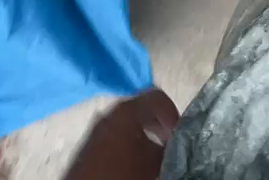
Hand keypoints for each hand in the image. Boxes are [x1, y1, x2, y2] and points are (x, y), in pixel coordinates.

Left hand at [61, 90, 179, 179]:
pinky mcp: (89, 143)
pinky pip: (114, 133)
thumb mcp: (153, 162)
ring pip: (127, 121)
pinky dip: (127, 140)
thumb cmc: (122, 172)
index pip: (157, 96)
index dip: (172, 111)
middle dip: (158, 122)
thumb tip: (176, 144)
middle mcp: (111, 111)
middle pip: (141, 107)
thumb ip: (168, 148)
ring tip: (152, 153)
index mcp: (128, 109)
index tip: (178, 131)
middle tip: (168, 141)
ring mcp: (98, 126)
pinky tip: (132, 159)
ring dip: (142, 133)